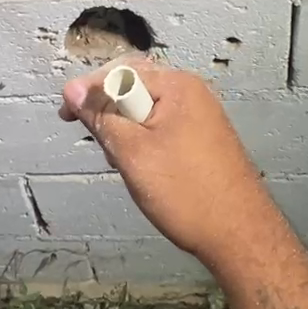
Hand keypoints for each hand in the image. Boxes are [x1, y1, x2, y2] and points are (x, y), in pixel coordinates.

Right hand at [60, 60, 280, 263]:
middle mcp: (191, 91)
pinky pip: (163, 124)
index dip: (90, 91)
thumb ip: (101, 117)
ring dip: (127, 131)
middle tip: (100, 145)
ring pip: (147, 109)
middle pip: (134, 86)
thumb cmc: (186, 193)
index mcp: (177, 85)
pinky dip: (145, 141)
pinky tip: (145, 170)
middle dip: (110, 113)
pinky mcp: (204, 136)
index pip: (120, 72)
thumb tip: (73, 88)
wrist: (241, 236)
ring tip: (126, 165)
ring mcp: (201, 114)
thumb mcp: (132, 153)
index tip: (66, 115)